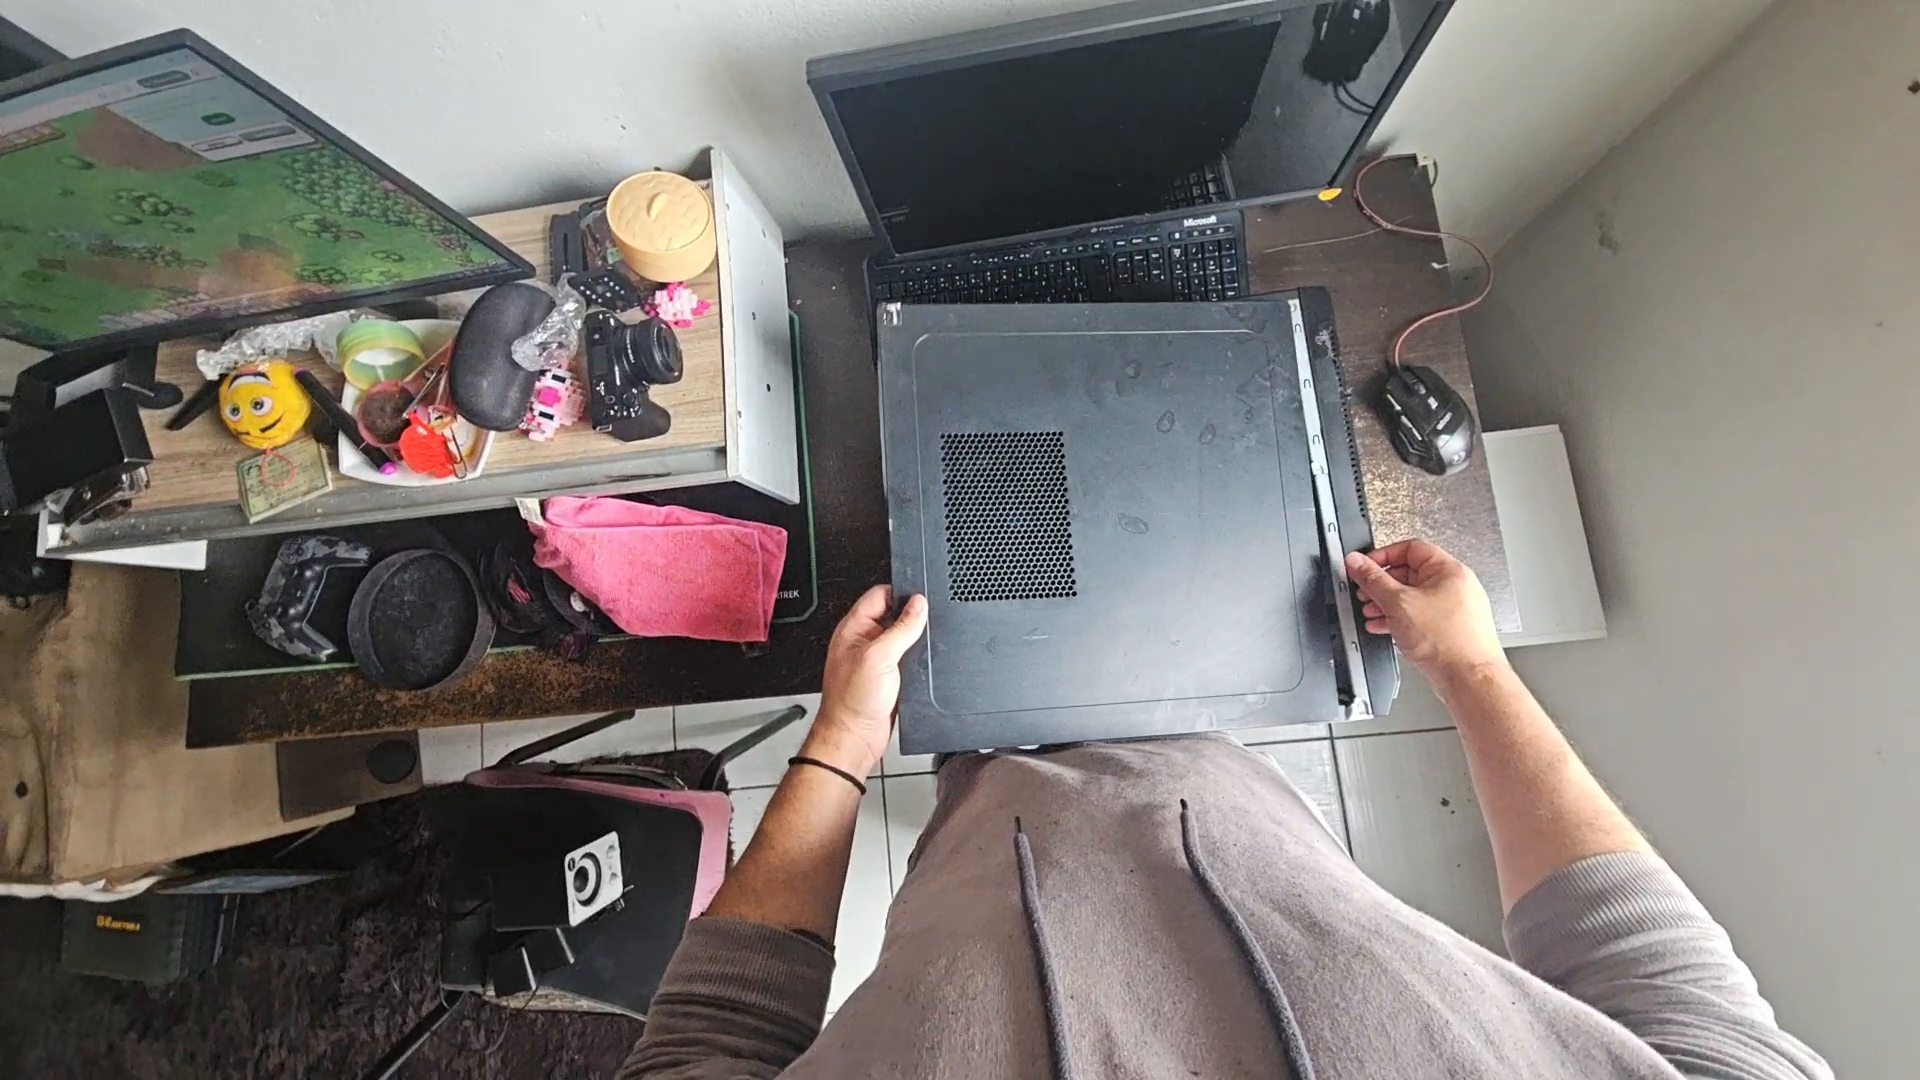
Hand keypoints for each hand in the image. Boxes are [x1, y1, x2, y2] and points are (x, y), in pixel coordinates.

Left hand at [805, 586, 928, 777]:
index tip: (919, 597)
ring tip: (924, 642)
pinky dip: (917, 657)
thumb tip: (918, 604)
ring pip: (902, 636)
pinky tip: (923, 660)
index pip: (879, 595)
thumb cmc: (852, 702)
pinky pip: (907, 657)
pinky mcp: (889, 675)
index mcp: (854, 629)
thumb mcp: (879, 657)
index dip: (899, 592)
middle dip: (911, 615)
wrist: (854, 739)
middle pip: (893, 614)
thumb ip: (900, 628)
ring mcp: (877, 658)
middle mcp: (864, 641)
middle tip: (926, 620)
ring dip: (915, 637)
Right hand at [1344, 540, 1505, 685]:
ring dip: (1386, 603)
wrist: (1468, 678)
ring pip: (1411, 596)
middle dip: (1380, 584)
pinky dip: (1398, 618)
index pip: (1410, 549)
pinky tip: (1383, 626)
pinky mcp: (1447, 627)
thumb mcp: (1398, 602)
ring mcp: (1452, 607)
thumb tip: (1356, 561)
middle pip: (1408, 573)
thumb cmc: (1448, 641)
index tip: (1364, 566)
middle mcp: (1455, 586)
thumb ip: (1372, 579)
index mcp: (1449, 571)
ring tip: (1371, 612)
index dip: (1383, 555)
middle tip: (1364, 592)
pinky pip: (1417, 614)